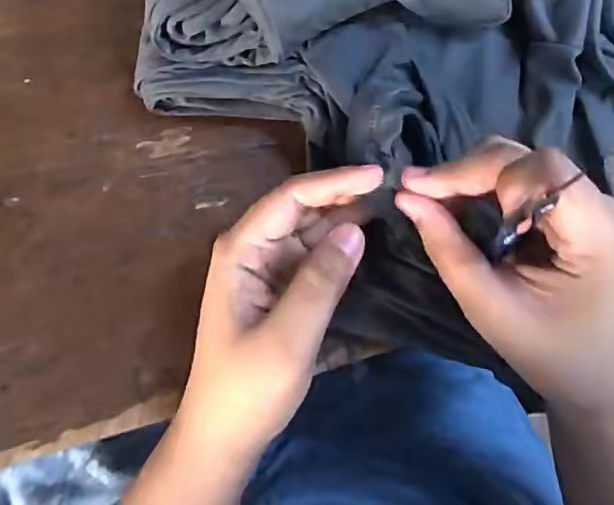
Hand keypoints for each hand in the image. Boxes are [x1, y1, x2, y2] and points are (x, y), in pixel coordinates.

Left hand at [172, 164, 382, 457]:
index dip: (335, 181)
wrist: (223, 439)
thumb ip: (320, 281)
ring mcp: (267, 264)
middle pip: (302, 205)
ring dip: (345, 213)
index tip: (377, 175)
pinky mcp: (281, 284)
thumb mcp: (287, 338)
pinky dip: (340, 240)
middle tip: (390, 185)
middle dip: (343, 192)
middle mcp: (253, 246)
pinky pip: (314, 251)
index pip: (291, 197)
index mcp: (242, 248)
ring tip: (387, 201)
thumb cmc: (247, 388)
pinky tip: (367, 232)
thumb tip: (356, 229)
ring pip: (311, 225)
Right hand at [395, 139, 613, 414]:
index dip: (485, 173)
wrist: (593, 379)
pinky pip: (528, 174)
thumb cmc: (546, 351)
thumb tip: (405, 196)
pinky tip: (462, 199)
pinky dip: (489, 182)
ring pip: (524, 159)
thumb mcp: (490, 308)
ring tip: (436, 194)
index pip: (541, 169)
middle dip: (471, 170)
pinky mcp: (577, 204)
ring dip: (476, 173)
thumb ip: (449, 249)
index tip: (433, 195)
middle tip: (420, 190)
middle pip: (528, 158)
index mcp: (598, 232)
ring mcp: (592, 201)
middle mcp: (603, 205)